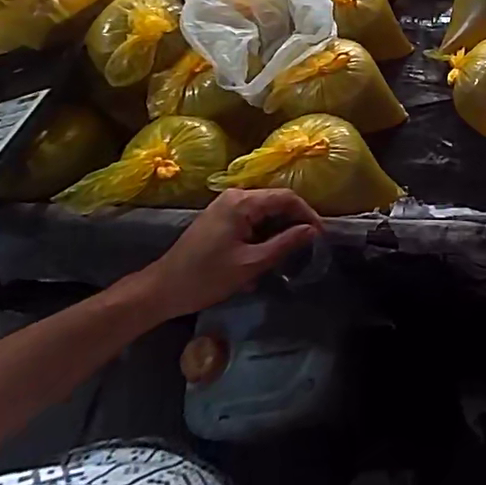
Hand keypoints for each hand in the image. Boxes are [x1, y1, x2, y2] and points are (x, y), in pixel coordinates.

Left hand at [130, 189, 323, 318]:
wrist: (163, 288)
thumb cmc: (207, 277)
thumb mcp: (250, 264)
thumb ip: (284, 244)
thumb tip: (312, 231)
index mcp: (242, 202)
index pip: (286, 197)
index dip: (308, 213)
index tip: (322, 234)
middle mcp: (234, 196)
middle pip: (275, 201)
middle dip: (294, 221)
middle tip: (311, 243)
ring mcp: (225, 205)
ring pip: (264, 210)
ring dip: (278, 229)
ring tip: (292, 251)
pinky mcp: (220, 217)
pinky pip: (251, 218)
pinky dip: (263, 232)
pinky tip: (267, 253)